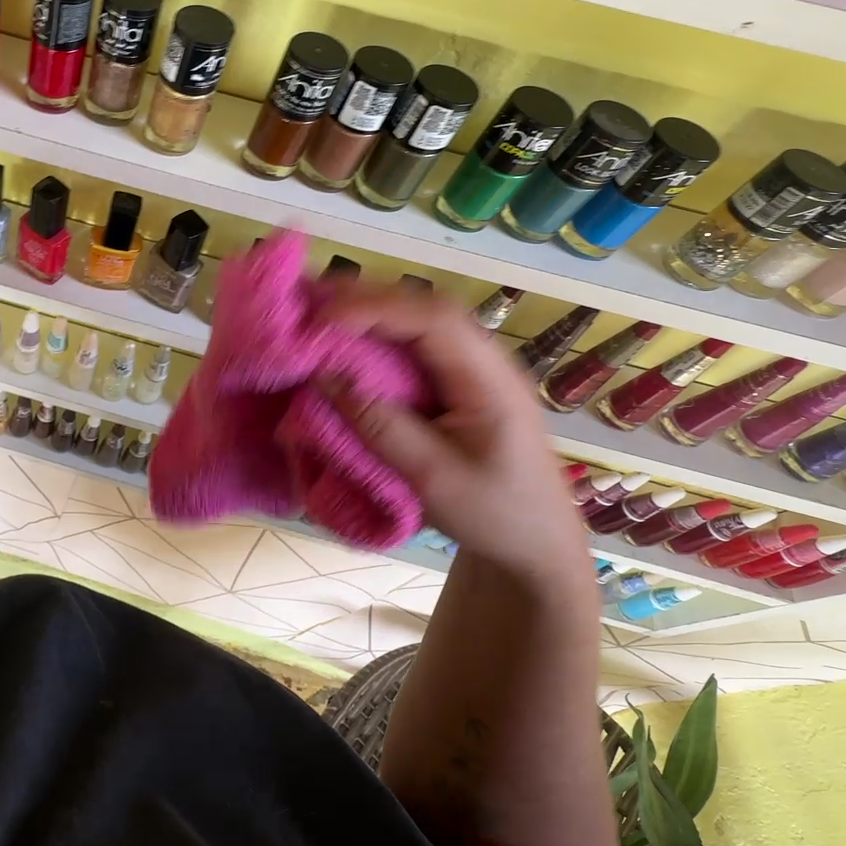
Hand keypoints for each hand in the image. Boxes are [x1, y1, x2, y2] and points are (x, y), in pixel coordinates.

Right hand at [317, 281, 587, 579]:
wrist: (537, 546)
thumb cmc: (493, 515)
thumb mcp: (431, 477)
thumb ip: (378, 424)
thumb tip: (322, 375)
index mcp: (490, 380)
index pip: (433, 320)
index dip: (374, 310)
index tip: (321, 320)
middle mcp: (484, 361)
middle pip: (424, 308)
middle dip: (366, 299)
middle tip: (308, 301)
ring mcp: (473, 371)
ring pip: (419, 321)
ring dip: (369, 312)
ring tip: (319, 312)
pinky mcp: (457, 385)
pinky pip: (415, 345)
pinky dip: (376, 336)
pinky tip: (346, 341)